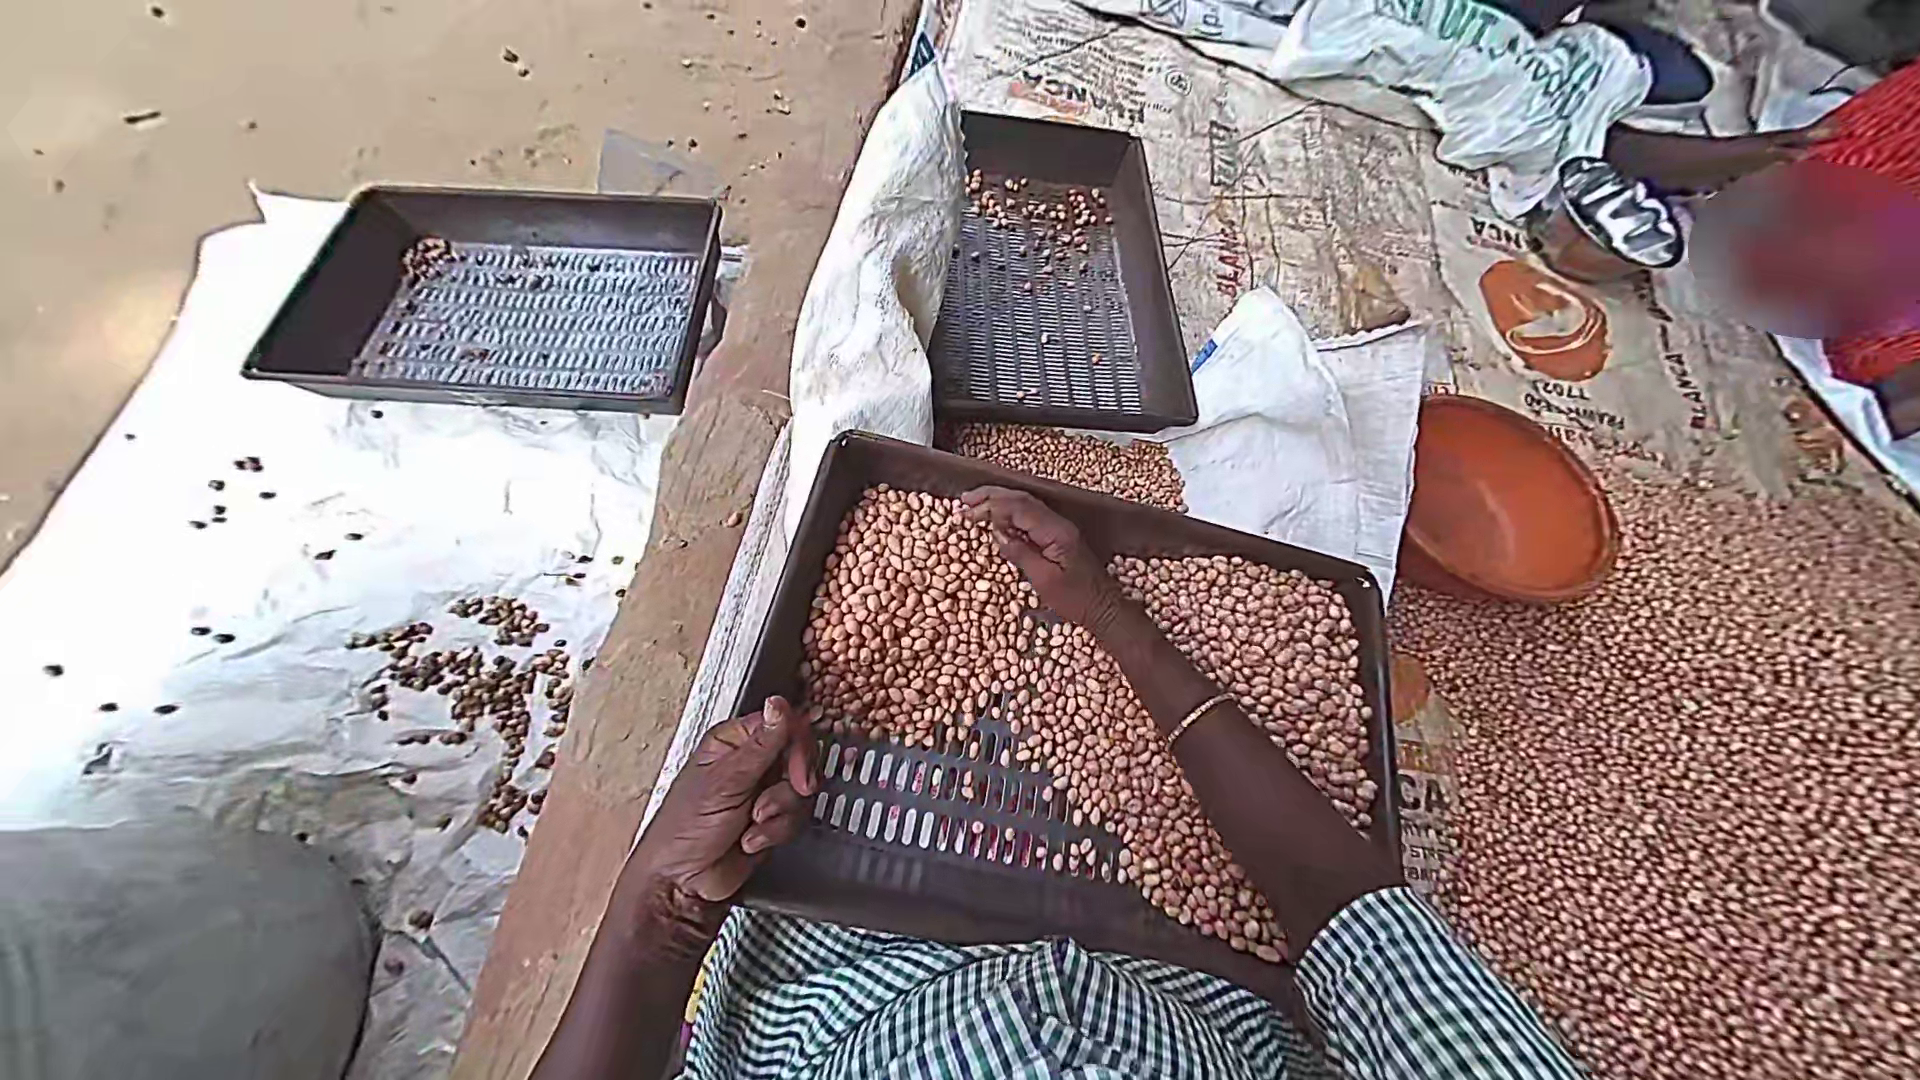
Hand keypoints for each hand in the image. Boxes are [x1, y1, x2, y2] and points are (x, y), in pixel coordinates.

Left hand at [616, 696, 817, 960]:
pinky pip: (796, 815)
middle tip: (769, 805)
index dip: (798, 747)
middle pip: (799, 756)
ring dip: (779, 813)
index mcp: (734, 741)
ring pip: (801, 789)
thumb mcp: (725, 782)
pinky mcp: (773, 817)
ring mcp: (763, 789)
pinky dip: (777, 831)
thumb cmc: (683, 830)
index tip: (800, 771)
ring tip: (751, 824)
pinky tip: (751, 840)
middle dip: (790, 786)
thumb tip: (779, 704)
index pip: (784, 725)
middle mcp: (752, 760)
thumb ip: (761, 744)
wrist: (680, 886)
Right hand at [961, 485, 1122, 630]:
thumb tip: (998, 534)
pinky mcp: (1058, 537)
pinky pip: (1030, 518)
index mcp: (1056, 532)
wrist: (1104, 608)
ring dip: (1000, 502)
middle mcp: (1058, 524)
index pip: (1020, 508)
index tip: (969, 512)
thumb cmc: (1077, 600)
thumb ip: (1021, 554)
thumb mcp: (1044, 581)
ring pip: (1026, 506)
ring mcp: (1059, 529)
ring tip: (975, 503)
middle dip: (992, 496)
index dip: (992, 506)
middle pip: (1022, 500)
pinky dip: (1010, 514)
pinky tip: (996, 519)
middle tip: (966, 499)